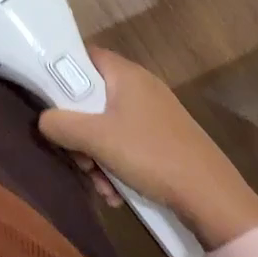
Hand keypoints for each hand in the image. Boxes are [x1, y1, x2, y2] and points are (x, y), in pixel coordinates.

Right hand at [38, 49, 257, 247]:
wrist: (213, 199)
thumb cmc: (150, 155)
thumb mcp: (95, 138)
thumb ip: (59, 123)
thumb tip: (44, 121)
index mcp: (126, 75)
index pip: (83, 56)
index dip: (60, 72)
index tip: (47, 98)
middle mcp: (140, 88)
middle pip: (91, 98)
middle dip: (78, 131)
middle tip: (78, 157)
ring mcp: (154, 116)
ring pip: (106, 127)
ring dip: (96, 156)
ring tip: (101, 186)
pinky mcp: (163, 141)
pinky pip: (126, 145)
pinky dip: (116, 166)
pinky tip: (117, 193)